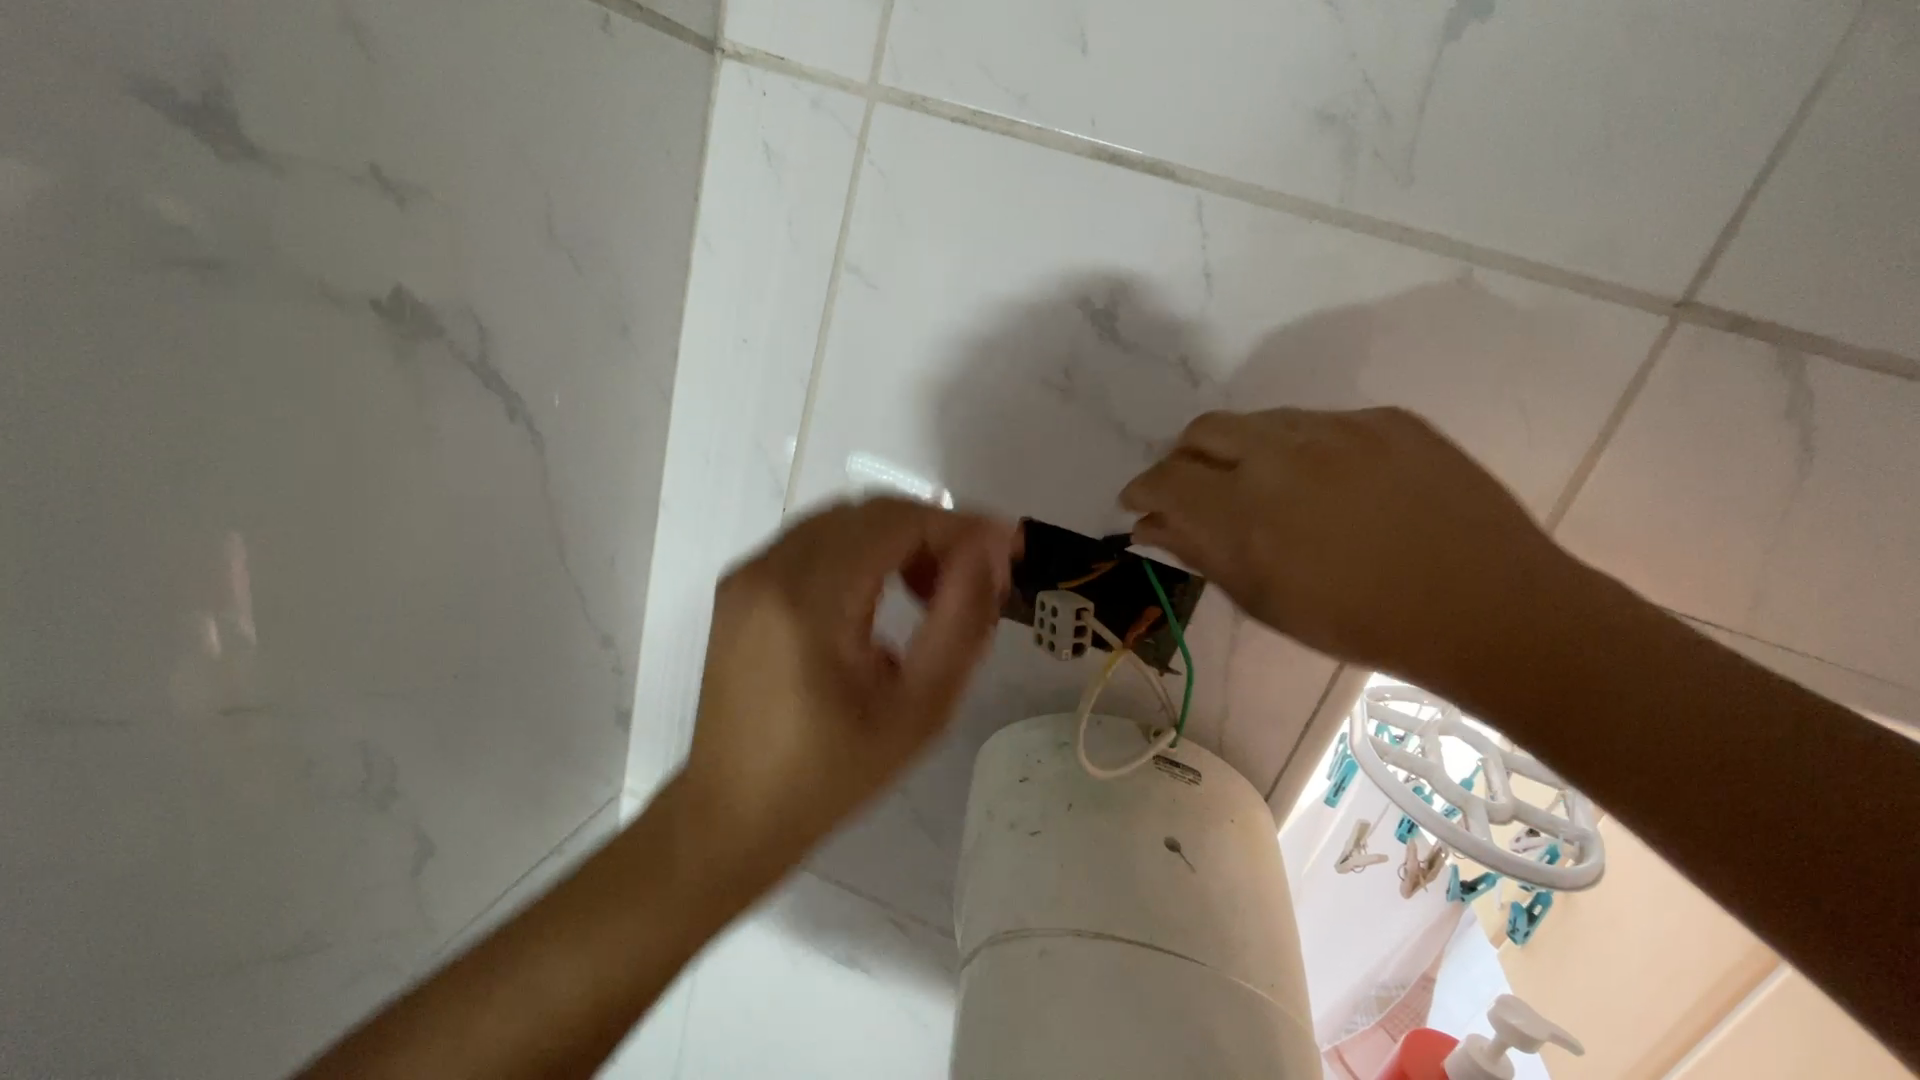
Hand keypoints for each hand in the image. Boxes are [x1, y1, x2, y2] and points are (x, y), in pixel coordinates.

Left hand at [680, 497, 1013, 886]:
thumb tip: (988, 550)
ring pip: (838, 522)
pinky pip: (810, 544)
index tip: (1005, 549)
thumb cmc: (833, 774)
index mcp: (808, 600)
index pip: (895, 521)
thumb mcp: (919, 709)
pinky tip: (878, 601)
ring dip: (894, 540)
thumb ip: (961, 620)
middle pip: (867, 512)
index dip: (957, 526)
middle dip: (929, 533)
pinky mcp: (739, 589)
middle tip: (970, 580)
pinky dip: (857, 552)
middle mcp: (768, 570)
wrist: (734, 813)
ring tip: (928, 594)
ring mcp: (746, 576)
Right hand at [1120, 407, 1592, 686]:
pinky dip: (1302, 448)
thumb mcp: (1267, 601)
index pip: (1165, 479)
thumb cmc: (1362, 622)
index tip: (1138, 504)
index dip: (1143, 490)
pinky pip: (1321, 423)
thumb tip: (1151, 527)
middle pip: (1204, 430)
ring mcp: (1338, 428)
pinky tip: (1328, 485)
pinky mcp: (1386, 419)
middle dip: (1184, 458)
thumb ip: (1201, 553)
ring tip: (1262, 487)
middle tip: (1192, 490)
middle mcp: (1280, 452)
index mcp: (1244, 508)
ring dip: (1241, 449)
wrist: (1487, 605)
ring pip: (1261, 421)